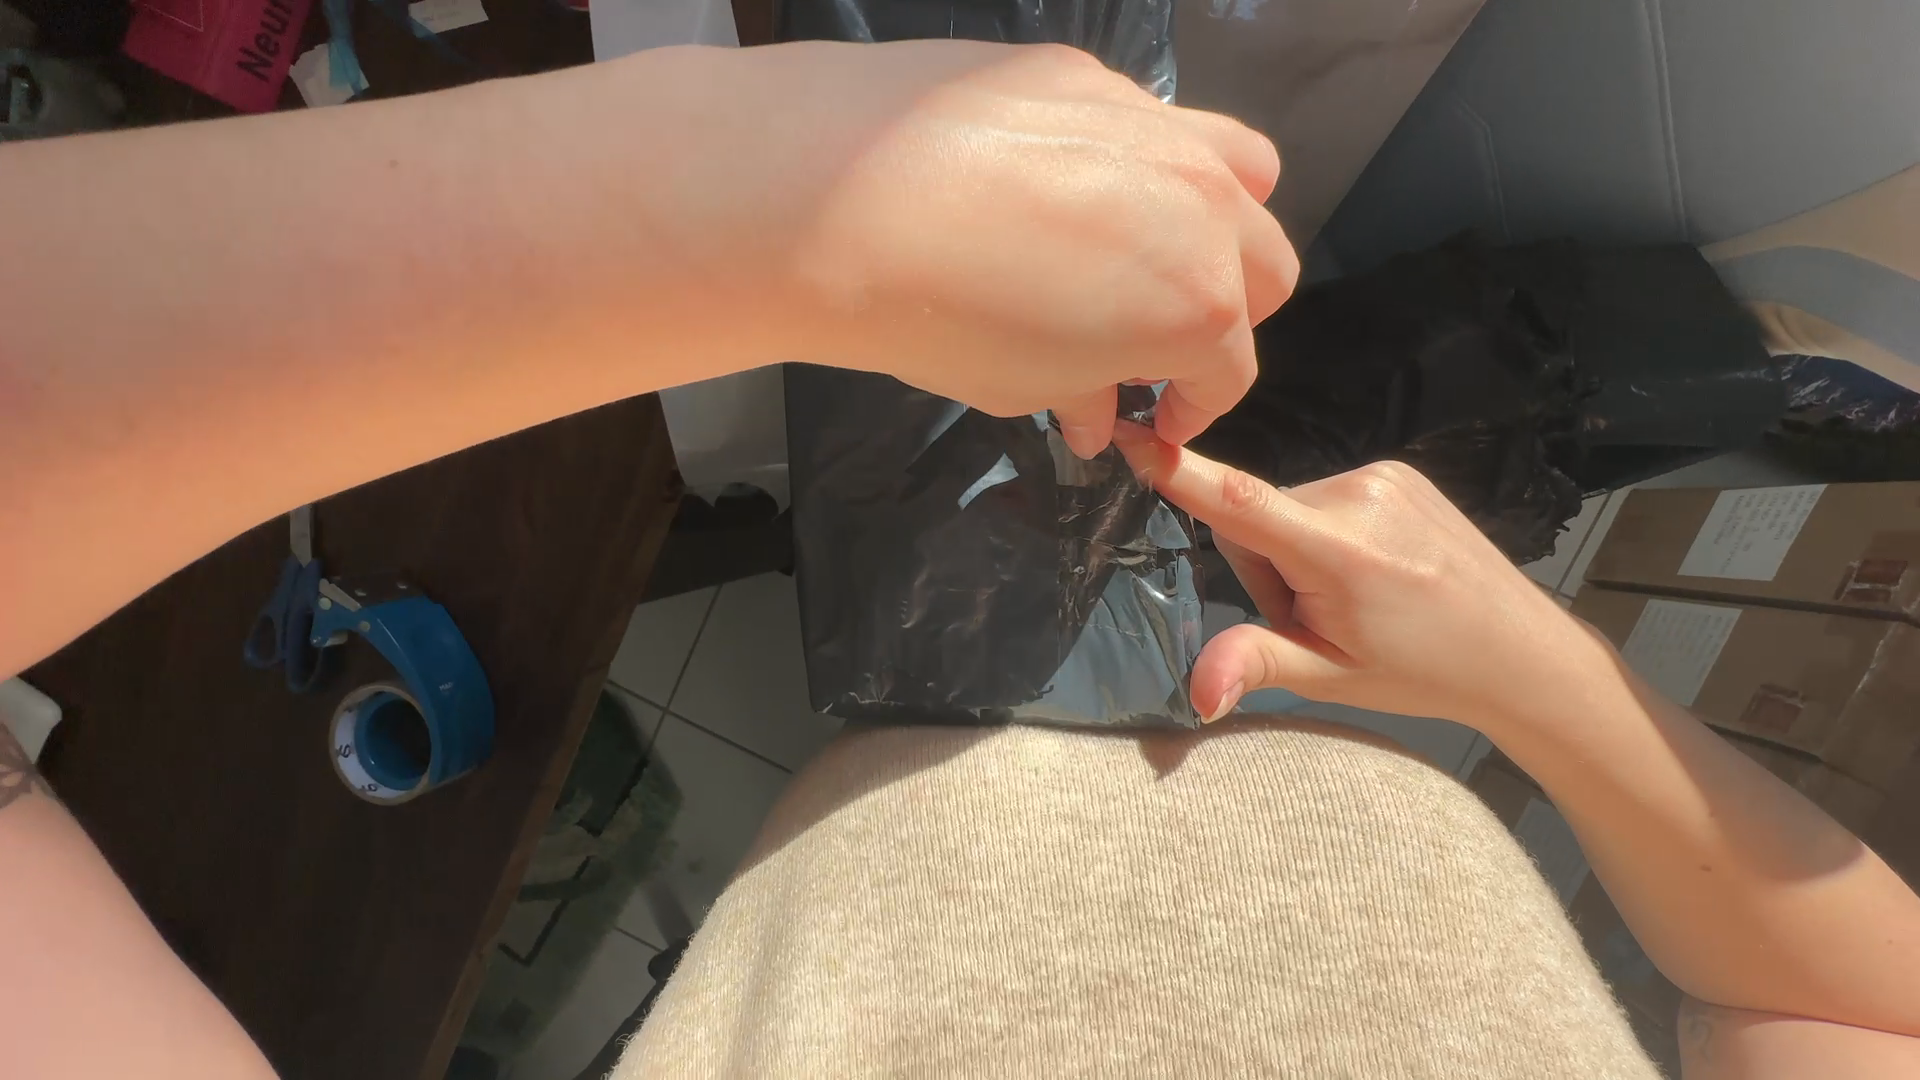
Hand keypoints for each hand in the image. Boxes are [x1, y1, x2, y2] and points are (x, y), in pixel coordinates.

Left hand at [652, 41, 1297, 455]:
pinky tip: (1068, 192)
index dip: (1196, 407)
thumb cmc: (949, 326)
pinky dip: (1141, 172)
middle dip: (1224, 320)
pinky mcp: (1096, 79)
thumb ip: (1085, 398)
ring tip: (1145, 257)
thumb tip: (1098, 417)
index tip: (1157, 421)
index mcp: (1201, 307)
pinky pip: (1156, 128)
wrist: (849, 205)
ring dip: (1215, 230)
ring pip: (1242, 177)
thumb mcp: (1025, 387)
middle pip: (1266, 271)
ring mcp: (1159, 128)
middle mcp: (1208, 209)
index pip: (1230, 372)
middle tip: (1153, 344)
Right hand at [1112, 426, 1600, 726]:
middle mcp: (1359, 494)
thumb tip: (1195, 697)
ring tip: (1345, 595)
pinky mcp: (1395, 472)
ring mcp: (1383, 476)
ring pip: (1282, 507)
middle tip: (1313, 615)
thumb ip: (1256, 664)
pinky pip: (1317, 497)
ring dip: (1290, 550)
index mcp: (1341, 553)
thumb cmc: (1423, 673)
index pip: (1239, 502)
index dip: (1178, 470)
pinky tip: (1365, 569)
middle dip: (1262, 567)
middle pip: (1253, 518)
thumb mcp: (1332, 677)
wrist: (1523, 654)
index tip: (1128, 435)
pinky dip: (1317, 532)